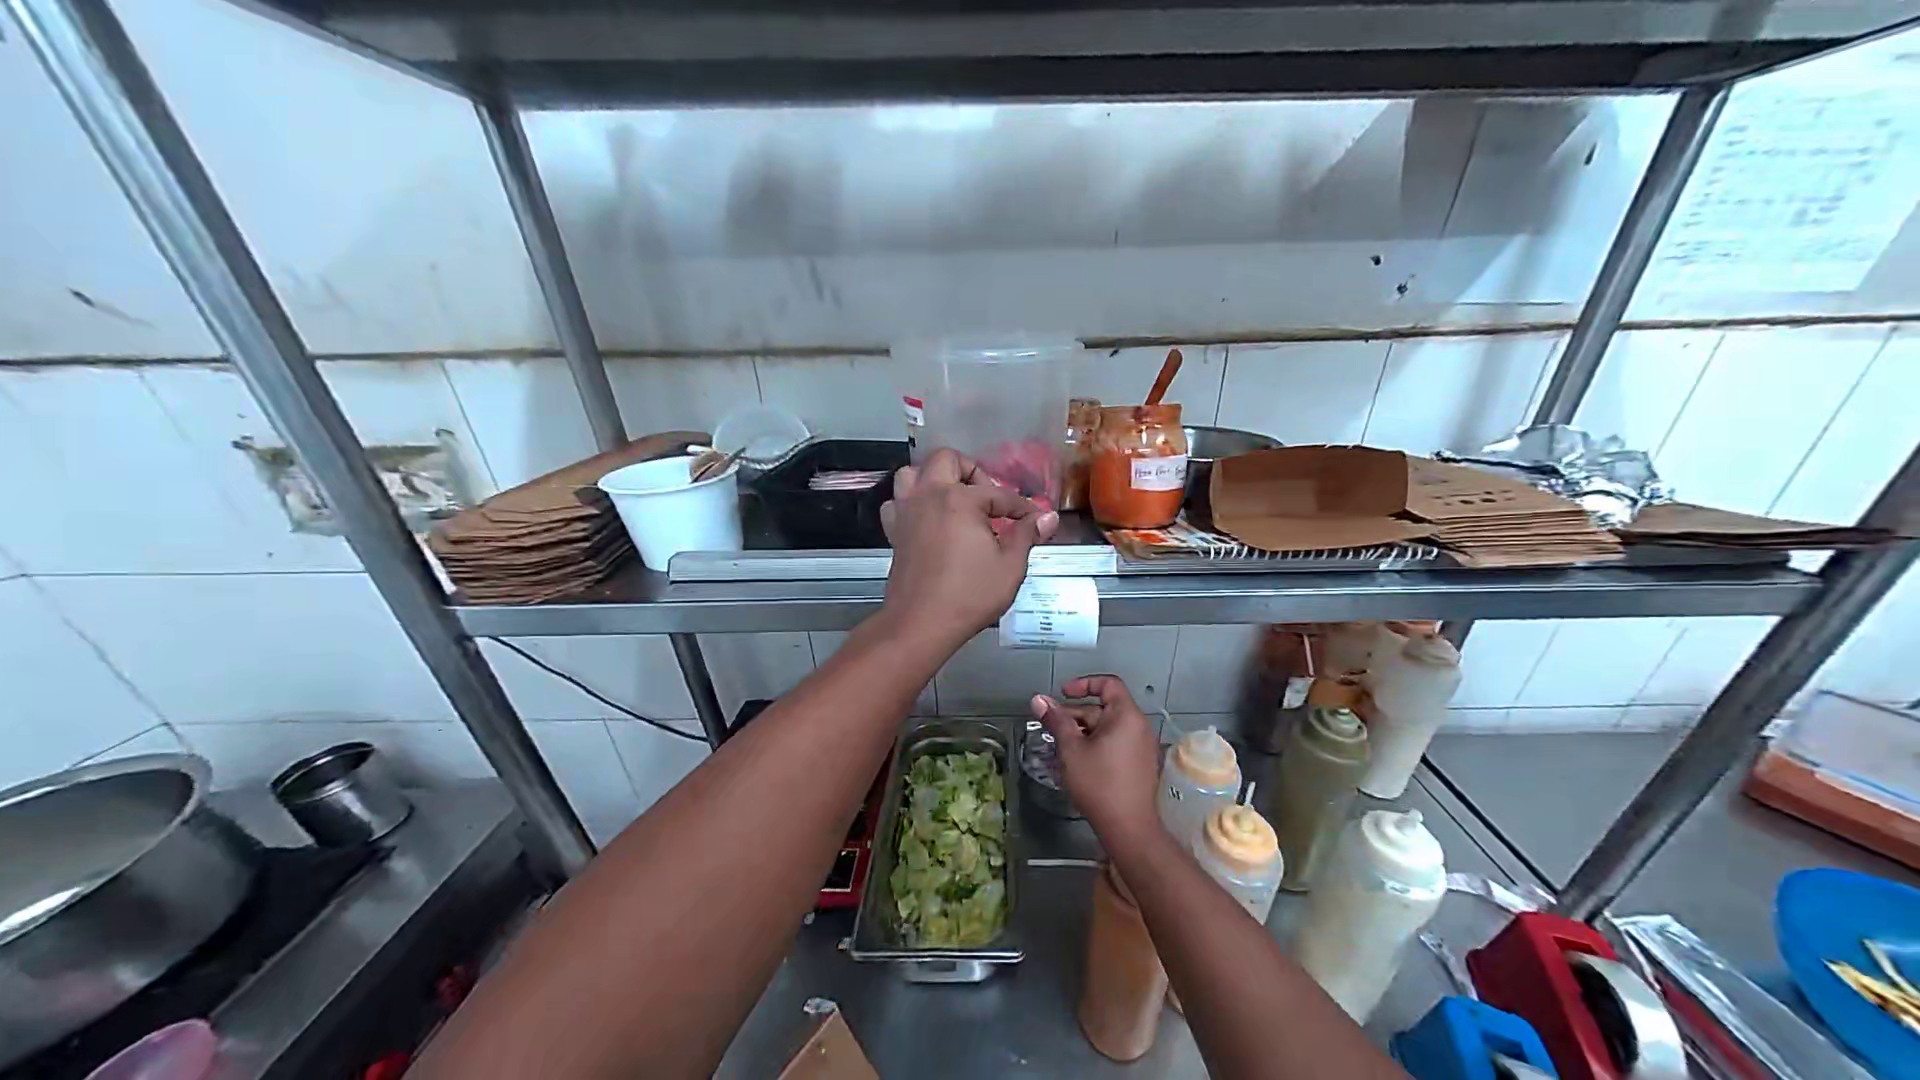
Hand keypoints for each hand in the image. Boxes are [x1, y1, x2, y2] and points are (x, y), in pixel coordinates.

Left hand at [879, 448, 1059, 646]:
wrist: (921, 623)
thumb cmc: (967, 596)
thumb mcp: (1009, 567)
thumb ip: (1026, 535)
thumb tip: (1046, 518)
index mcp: (959, 500)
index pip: (999, 494)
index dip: (1021, 507)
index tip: (1033, 518)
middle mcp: (928, 496)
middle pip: (948, 460)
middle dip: (972, 471)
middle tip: (988, 496)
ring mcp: (906, 512)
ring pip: (913, 473)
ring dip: (934, 478)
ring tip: (954, 498)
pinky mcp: (894, 531)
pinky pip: (897, 502)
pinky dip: (912, 502)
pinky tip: (928, 518)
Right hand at [1031, 675, 1162, 839]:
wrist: (1129, 828)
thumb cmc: (1099, 784)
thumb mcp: (1071, 749)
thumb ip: (1056, 720)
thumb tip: (1039, 699)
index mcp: (1126, 715)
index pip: (1108, 684)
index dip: (1083, 684)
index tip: (1063, 694)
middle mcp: (1139, 726)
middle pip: (1104, 708)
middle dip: (1076, 715)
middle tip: (1052, 729)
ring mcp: (1142, 745)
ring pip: (1108, 728)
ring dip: (1083, 731)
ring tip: (1062, 748)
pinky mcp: (1140, 763)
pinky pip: (1116, 742)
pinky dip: (1096, 744)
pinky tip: (1079, 761)